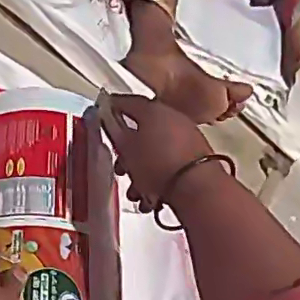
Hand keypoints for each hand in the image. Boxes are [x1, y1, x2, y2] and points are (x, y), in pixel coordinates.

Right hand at [96, 92, 212, 208]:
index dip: (112, 108)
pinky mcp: (196, 158)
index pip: (127, 102)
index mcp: (153, 110)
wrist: (196, 187)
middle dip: (127, 152)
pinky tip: (152, 196)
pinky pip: (169, 164)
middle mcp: (173, 119)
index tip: (103, 113)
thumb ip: (114, 131)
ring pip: (155, 151)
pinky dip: (158, 177)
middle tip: (119, 165)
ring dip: (142, 170)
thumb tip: (108, 119)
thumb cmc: (159, 165)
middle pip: (142, 131)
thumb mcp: (126, 148)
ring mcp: (187, 138)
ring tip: (135, 190)